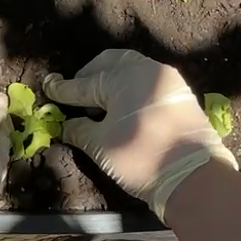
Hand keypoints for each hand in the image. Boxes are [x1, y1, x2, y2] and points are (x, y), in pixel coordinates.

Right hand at [44, 49, 234, 220]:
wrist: (193, 177)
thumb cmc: (140, 157)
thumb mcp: (100, 145)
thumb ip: (79, 129)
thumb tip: (65, 123)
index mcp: (123, 77)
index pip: (84, 84)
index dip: (63, 90)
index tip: (47, 87)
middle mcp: (146, 69)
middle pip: (109, 64)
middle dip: (89, 76)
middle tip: (75, 94)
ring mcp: (166, 79)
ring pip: (131, 68)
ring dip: (111, 79)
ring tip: (98, 101)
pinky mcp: (179, 93)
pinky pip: (147, 81)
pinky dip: (130, 87)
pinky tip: (122, 105)